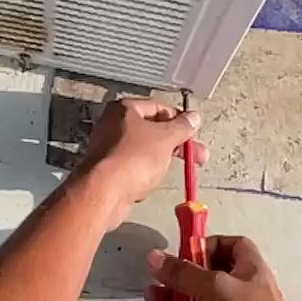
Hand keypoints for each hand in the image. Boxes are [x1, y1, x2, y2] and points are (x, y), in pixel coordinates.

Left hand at [69, 97, 202, 227]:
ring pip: (145, 150)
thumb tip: (194, 117)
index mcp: (125, 109)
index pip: (159, 107)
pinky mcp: (108, 169)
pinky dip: (144, 174)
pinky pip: (133, 167)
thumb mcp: (165, 139)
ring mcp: (109, 147)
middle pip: (153, 129)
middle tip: (198, 157)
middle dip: (177, 144)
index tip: (195, 133)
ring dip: (160, 160)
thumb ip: (181, 127)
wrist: (103, 193)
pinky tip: (147, 184)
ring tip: (166, 172)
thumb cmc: (134, 158)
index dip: (180, 120)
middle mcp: (114, 123)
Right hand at [139, 237, 301, 300]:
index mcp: (250, 272)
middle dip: (180, 277)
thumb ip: (184, 273)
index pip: (231, 246)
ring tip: (150, 299)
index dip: (208, 245)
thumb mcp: (217, 291)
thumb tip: (155, 256)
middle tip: (159, 277)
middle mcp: (240, 294)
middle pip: (205, 277)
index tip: (185, 249)